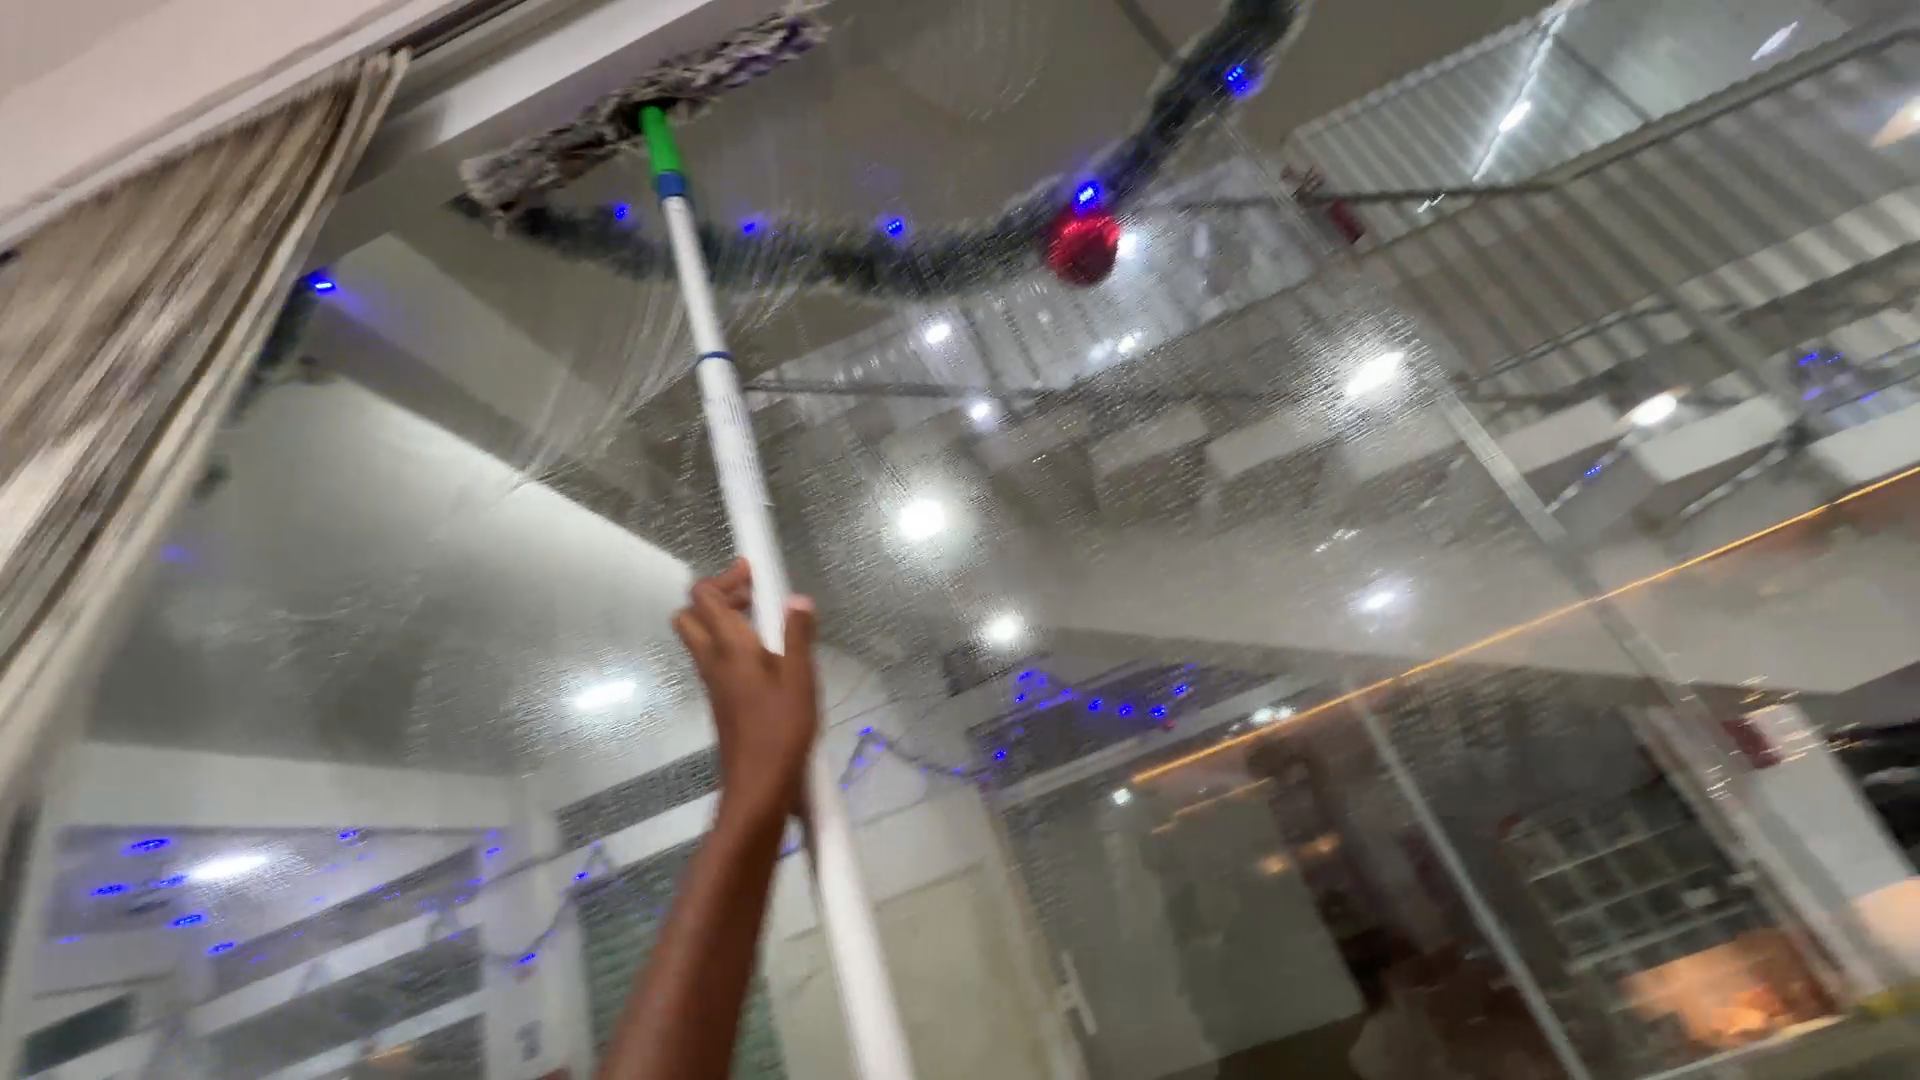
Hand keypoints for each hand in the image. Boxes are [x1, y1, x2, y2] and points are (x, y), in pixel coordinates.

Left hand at [672, 559, 818, 825]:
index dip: (724, 577)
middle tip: (753, 594)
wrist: (757, 785)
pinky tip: (767, 656)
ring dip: (723, 619)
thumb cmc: (782, 730)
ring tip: (765, 619)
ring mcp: (712, 682)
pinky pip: (714, 657)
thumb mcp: (802, 680)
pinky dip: (731, 642)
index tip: (752, 570)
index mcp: (730, 648)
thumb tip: (797, 598)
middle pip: (691, 614)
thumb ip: (799, 636)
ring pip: (700, 637)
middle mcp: (712, 660)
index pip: (704, 597)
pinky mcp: (720, 699)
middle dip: (717, 595)